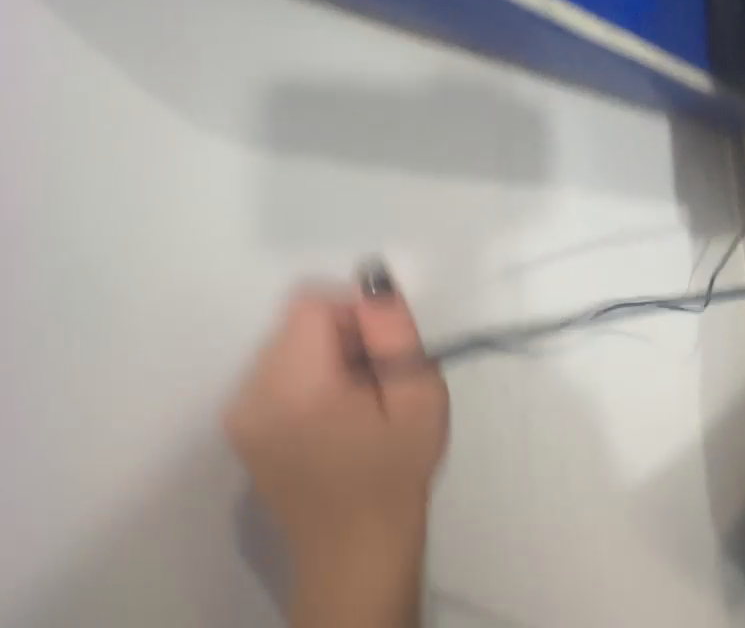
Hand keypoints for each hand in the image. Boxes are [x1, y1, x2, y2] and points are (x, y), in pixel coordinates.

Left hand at [225, 265, 447, 625]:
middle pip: (295, 322)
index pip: (310, 304)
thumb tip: (375, 289)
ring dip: (328, 351)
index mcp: (295, 387)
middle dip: (344, 331)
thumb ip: (394, 336)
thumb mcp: (419, 395)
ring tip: (362, 394)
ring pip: (285, 344)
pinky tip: (339, 409)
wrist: (355, 542)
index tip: (387, 344)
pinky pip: (276, 370)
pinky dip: (312, 372)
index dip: (356, 309)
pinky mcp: (240, 426)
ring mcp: (238, 413)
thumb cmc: (397, 466)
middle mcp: (249, 395)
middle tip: (381, 372)